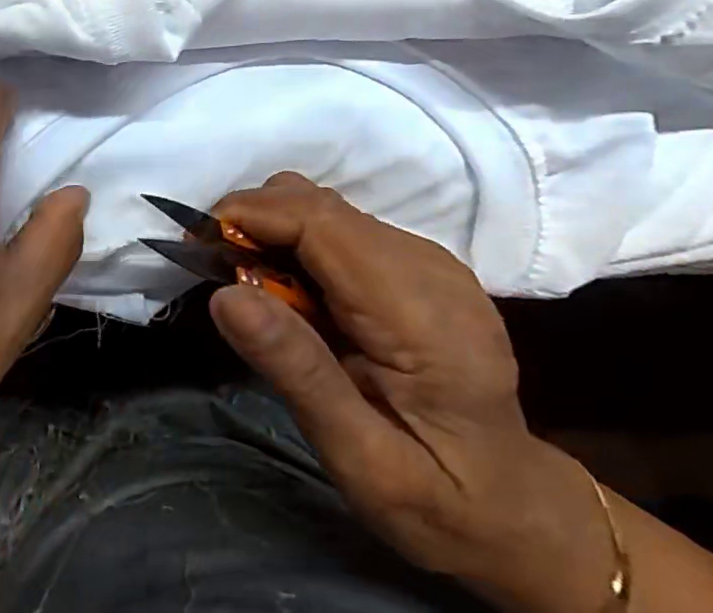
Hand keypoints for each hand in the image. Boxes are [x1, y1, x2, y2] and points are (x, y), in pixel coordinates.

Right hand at [206, 173, 617, 612]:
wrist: (515, 507)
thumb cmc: (440, 501)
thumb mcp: (361, 460)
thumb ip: (299, 372)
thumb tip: (227, 293)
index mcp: (422, 313)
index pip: (323, 222)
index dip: (254, 215)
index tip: (198, 242)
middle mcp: (430, 267)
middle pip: (322, 204)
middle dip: (256, 221)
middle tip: (218, 274)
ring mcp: (431, 261)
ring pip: (329, 209)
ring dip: (276, 233)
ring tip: (255, 293)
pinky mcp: (422, 267)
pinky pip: (345, 230)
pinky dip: (301, 246)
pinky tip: (296, 298)